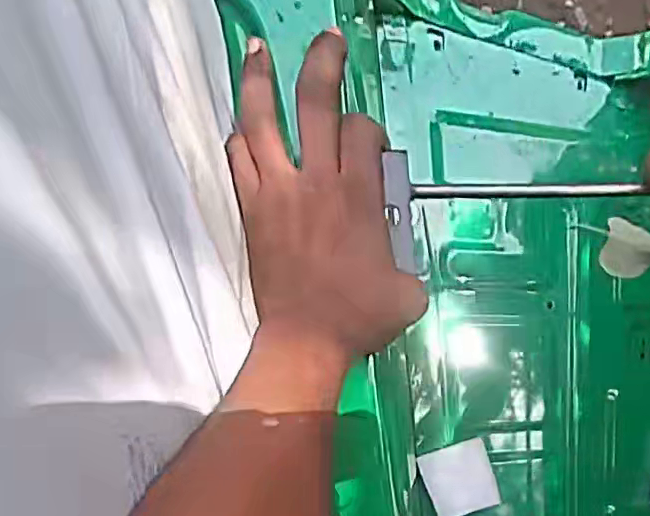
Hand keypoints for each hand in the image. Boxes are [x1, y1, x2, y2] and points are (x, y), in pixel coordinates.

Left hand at [230, 31, 426, 361]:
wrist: (307, 339)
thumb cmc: (360, 319)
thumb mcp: (408, 294)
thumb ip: (411, 265)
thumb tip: (406, 262)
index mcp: (359, 198)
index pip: (363, 132)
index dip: (370, 129)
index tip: (371, 145)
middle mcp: (317, 182)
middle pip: (316, 99)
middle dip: (325, 61)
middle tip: (329, 41)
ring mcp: (278, 191)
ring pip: (261, 116)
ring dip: (260, 78)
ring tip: (260, 52)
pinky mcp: (252, 209)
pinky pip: (238, 157)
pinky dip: (241, 138)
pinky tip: (246, 129)